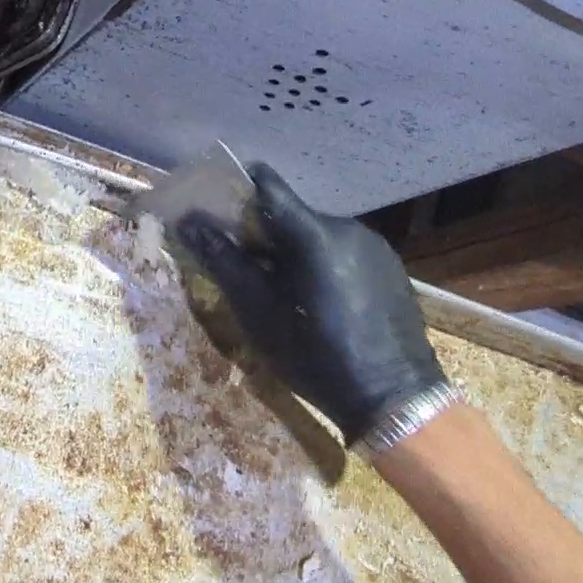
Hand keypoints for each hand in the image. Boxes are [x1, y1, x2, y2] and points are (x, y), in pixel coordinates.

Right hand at [171, 160, 444, 444]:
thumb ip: (222, 259)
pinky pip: (340, 251)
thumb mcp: (257, 310)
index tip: (212, 204)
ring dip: (289, 249)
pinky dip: (317, 263)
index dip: (235, 187)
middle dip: (258, 230)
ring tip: (275, 286)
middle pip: (289, 213)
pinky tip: (313, 299)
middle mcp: (347, 227)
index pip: (266, 184)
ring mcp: (374, 246)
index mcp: (312, 232)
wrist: (394, 399)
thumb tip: (188, 221)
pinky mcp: (389, 267)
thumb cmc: (314, 354)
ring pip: (314, 233)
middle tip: (237, 261)